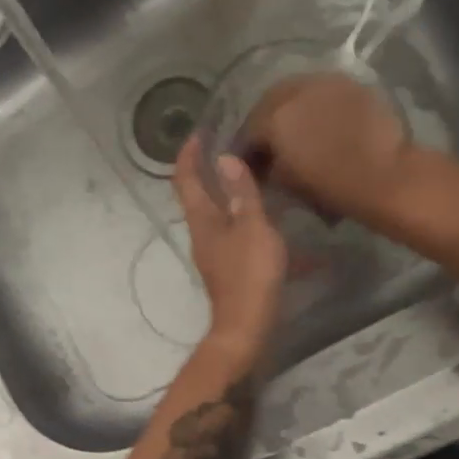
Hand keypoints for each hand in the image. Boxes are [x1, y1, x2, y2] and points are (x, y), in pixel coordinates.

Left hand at [172, 137, 286, 345]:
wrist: (246, 327)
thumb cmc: (249, 275)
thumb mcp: (251, 228)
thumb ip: (241, 193)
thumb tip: (223, 157)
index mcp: (203, 220)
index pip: (185, 179)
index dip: (188, 154)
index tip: (198, 132)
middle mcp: (202, 234)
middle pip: (199, 196)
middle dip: (208, 171)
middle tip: (226, 147)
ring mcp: (215, 253)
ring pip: (219, 216)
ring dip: (230, 195)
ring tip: (253, 177)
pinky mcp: (229, 269)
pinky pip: (237, 235)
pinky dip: (250, 222)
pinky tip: (274, 223)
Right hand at [242, 73, 408, 221]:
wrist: (385, 174)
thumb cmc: (331, 185)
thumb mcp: (287, 184)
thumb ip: (268, 168)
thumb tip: (264, 163)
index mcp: (273, 118)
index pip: (247, 131)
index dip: (246, 151)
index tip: (249, 166)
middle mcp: (294, 91)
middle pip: (268, 103)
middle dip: (265, 123)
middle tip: (269, 145)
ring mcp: (323, 82)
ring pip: (294, 91)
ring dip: (289, 110)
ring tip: (294, 131)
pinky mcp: (348, 83)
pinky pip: (320, 91)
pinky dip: (313, 104)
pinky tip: (319, 122)